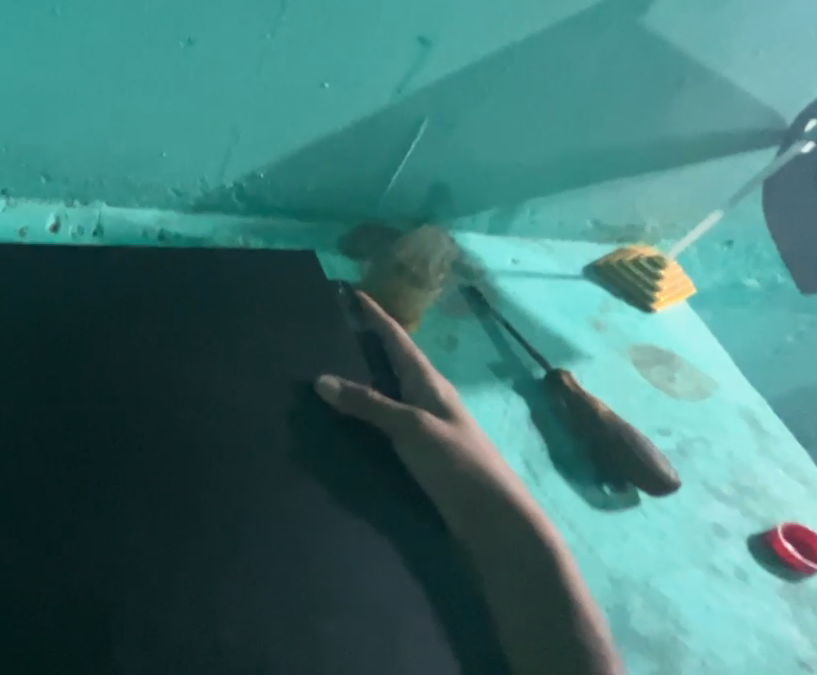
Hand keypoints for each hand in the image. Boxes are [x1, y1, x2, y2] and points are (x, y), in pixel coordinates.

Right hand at [316, 290, 532, 529]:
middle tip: (328, 326)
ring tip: (322, 366)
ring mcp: (422, 426)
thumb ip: (367, 403)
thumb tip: (319, 379)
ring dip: (358, 377)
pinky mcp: (417, 452)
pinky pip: (380, 420)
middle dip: (362, 341)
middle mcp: (426, 398)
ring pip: (384, 391)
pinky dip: (359, 411)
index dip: (375, 315)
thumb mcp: (412, 428)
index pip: (397, 339)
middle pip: (390, 361)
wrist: (497, 525)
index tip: (351, 291)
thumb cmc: (460, 465)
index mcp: (429, 383)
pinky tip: (338, 416)